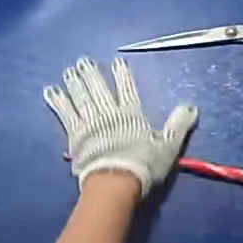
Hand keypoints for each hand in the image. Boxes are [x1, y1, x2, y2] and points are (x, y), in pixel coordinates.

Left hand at [44, 57, 195, 195]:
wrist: (116, 181)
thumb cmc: (144, 166)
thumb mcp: (168, 146)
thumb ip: (178, 125)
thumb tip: (191, 106)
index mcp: (131, 115)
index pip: (127, 89)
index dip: (122, 75)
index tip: (117, 61)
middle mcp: (108, 114)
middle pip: (98, 89)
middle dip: (91, 73)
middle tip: (83, 60)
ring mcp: (89, 123)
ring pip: (81, 97)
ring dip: (74, 82)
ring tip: (68, 71)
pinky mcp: (74, 134)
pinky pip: (64, 113)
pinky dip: (57, 101)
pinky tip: (50, 91)